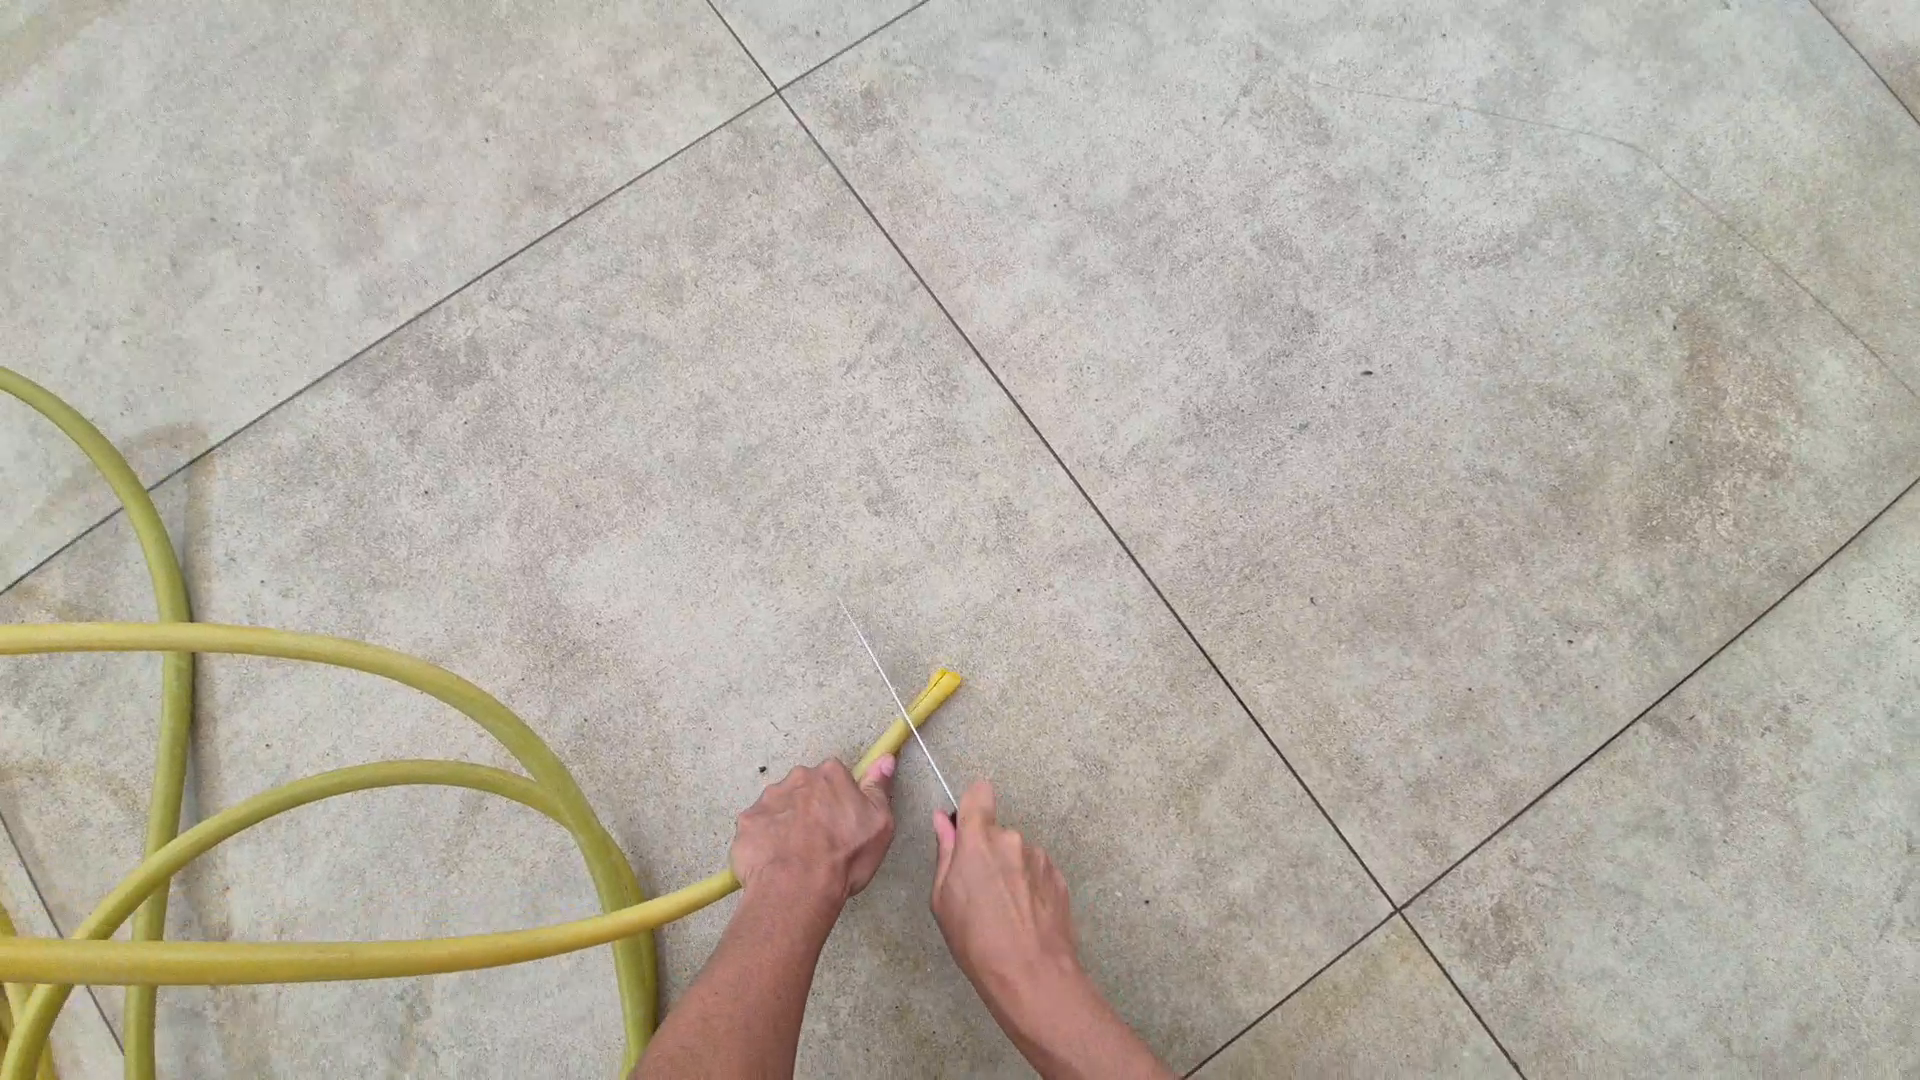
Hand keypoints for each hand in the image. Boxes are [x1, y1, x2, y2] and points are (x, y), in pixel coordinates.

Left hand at [730, 755, 896, 903]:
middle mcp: (798, 779)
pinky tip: (776, 859)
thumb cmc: (842, 858)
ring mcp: (769, 799)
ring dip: (787, 822)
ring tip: (796, 853)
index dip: (838, 798)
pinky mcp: (747, 822)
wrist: (797, 888)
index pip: (835, 775)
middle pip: (805, 788)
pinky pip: (758, 827)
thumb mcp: (879, 824)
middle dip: (810, 807)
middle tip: (819, 839)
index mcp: (830, 775)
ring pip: (780, 806)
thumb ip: (879, 787)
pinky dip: (765, 840)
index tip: (841, 819)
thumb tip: (885, 760)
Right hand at [930, 782, 1083, 1014]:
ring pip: (1018, 854)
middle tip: (981, 891)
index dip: (973, 804)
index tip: (968, 826)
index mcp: (979, 838)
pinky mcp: (1059, 877)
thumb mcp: (943, 899)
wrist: (1032, 974)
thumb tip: (943, 821)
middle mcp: (1012, 838)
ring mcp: (1039, 857)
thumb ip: (945, 852)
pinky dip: (1030, 887)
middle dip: (988, 852)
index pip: (979, 793)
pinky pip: (1037, 872)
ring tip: (1006, 911)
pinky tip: (1025, 917)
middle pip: (997, 832)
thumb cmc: (977, 940)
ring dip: (1011, 871)